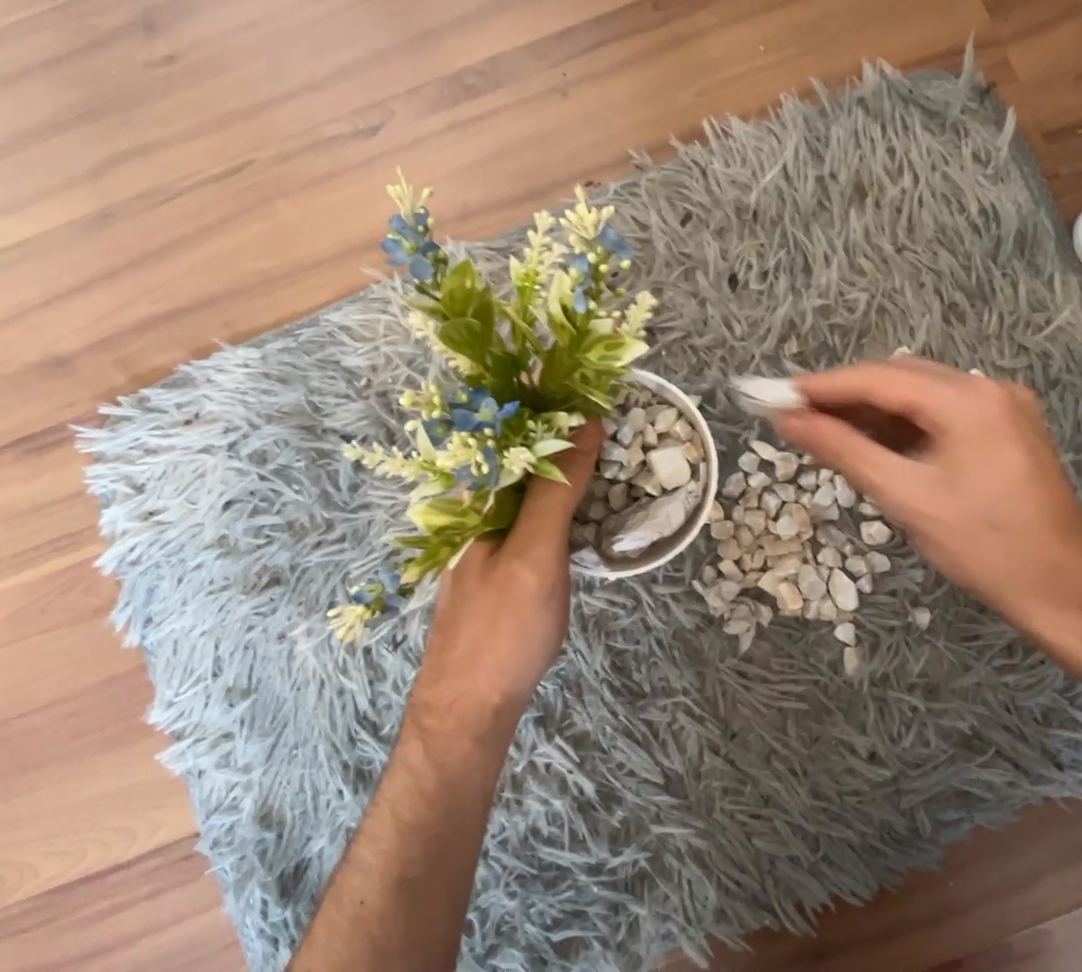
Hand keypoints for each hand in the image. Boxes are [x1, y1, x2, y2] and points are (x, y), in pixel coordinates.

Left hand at [411, 419, 604, 729]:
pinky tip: (587, 497)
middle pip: (519, 450)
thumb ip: (557, 489)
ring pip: (529, 482)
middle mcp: (476, 509)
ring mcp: (491, 537)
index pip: (509, 425)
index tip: (586, 372)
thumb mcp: (536, 553)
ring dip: (565, 457)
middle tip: (610, 403)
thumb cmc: (502, 629)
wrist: (471, 708)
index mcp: (474, 496)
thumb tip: (585, 424)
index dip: (544, 394)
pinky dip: (563, 496)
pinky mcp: (506, 563)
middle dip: (561, 423)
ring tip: (607, 437)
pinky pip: (535, 512)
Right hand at [773, 359, 1081, 640]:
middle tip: (799, 420)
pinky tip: (878, 448)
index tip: (778, 396)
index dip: (824, 387)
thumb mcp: (907, 498)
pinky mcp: (1008, 429)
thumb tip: (788, 420)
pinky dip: (907, 426)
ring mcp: (1004, 407)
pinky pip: (944, 413)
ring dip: (876, 412)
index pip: (879, 379)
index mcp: (968, 400)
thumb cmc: (984, 548)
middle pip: (901, 378)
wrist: (1063, 589)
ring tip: (830, 436)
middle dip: (848, 397)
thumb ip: (844, 451)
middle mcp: (988, 389)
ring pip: (922, 394)